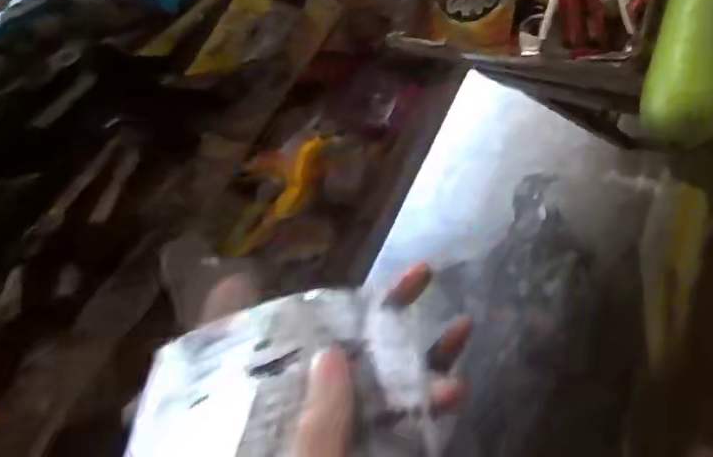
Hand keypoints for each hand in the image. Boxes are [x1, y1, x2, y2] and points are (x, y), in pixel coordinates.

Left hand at [199, 263, 470, 456]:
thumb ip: (312, 430)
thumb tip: (333, 352)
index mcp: (249, 435)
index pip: (255, 363)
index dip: (276, 313)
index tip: (320, 275)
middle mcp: (291, 434)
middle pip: (331, 360)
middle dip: (384, 316)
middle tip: (426, 274)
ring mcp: (336, 448)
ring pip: (376, 389)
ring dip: (422, 358)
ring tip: (463, 330)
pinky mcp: (372, 456)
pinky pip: (400, 426)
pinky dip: (429, 403)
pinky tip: (456, 390)